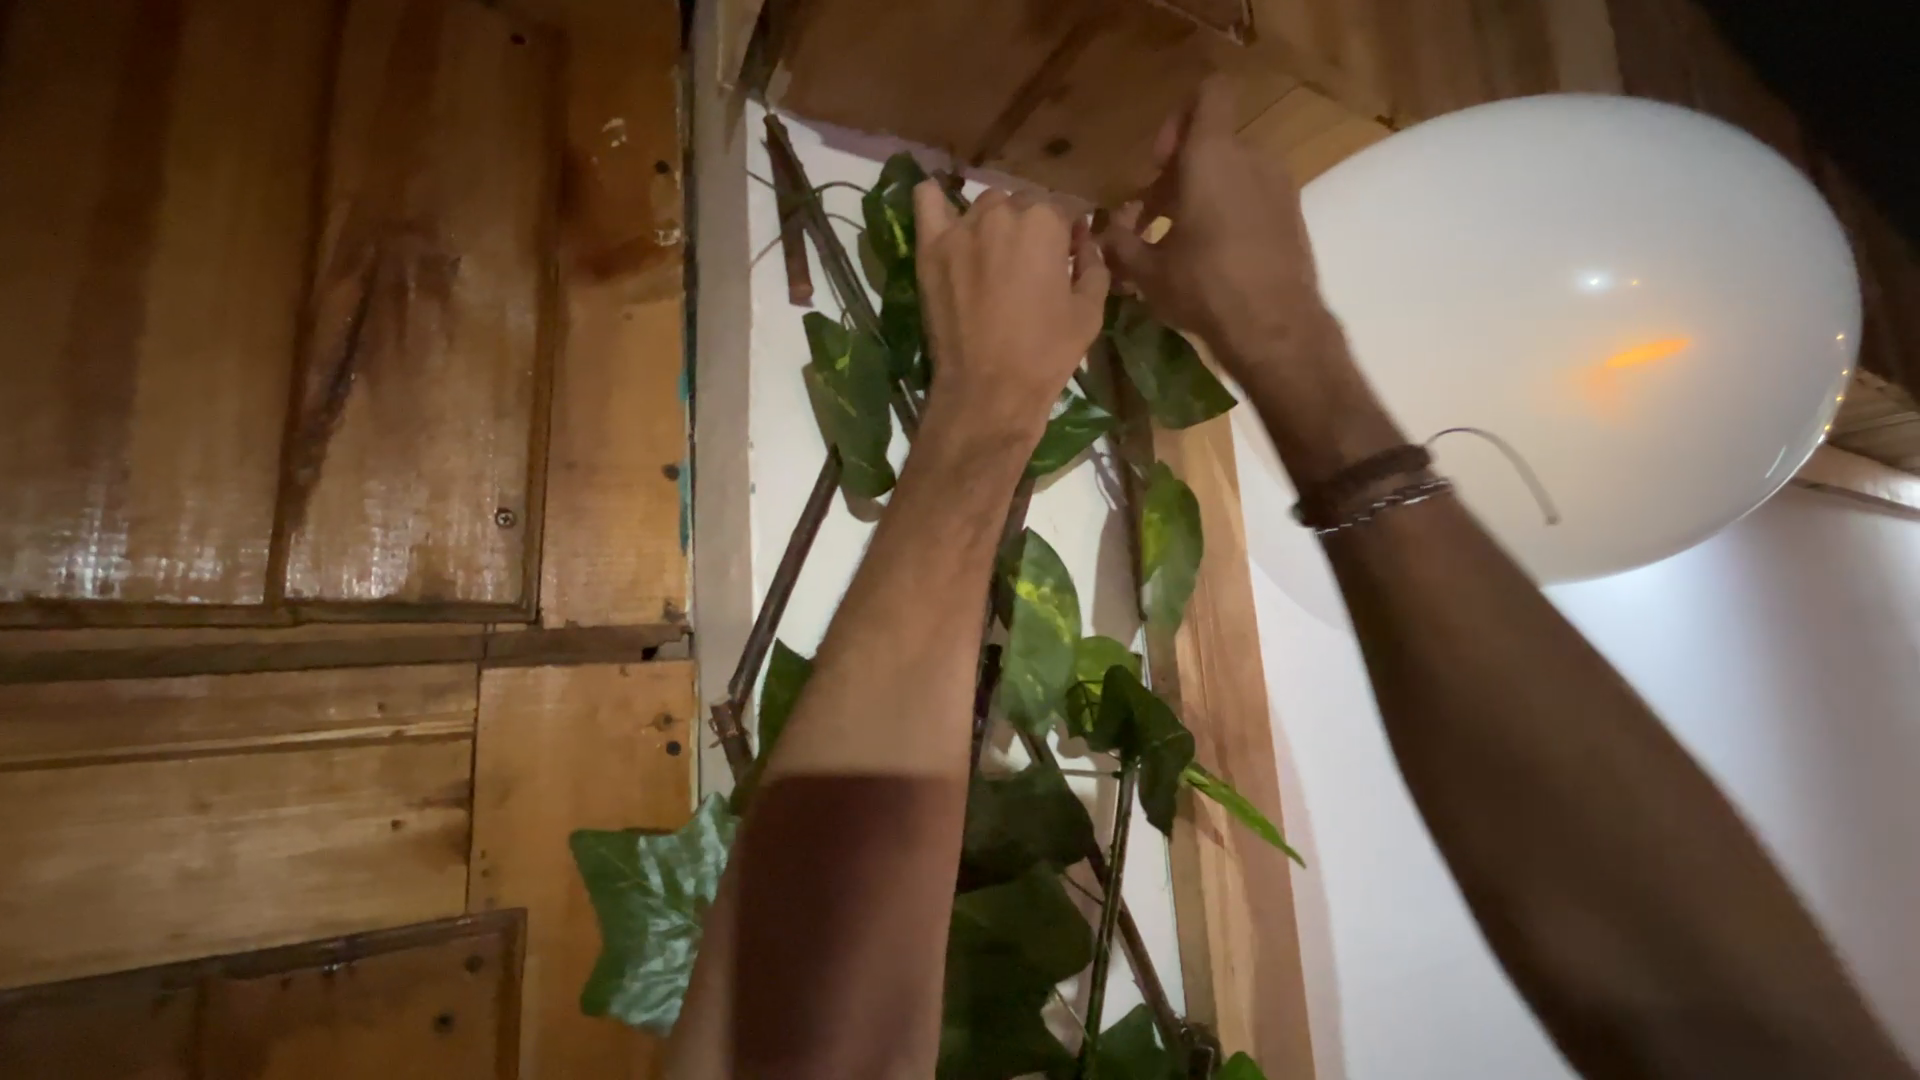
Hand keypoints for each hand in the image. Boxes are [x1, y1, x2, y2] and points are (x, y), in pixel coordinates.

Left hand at [914, 182, 1109, 438]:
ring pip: (983, 206)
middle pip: (1022, 204)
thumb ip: (1094, 265)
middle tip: (1031, 266)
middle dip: (1032, 228)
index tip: (1068, 256)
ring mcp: (961, 229)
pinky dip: (936, 200)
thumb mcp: (1090, 312)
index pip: (1062, 209)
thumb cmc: (1045, 355)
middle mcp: (1002, 214)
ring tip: (996, 256)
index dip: (1068, 234)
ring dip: (995, 222)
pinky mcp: (930, 249)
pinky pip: (927, 202)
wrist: (988, 391)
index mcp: (1045, 222)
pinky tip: (949, 217)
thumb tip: (1085, 242)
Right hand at [1097, 76, 1332, 376]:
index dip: (1177, 119)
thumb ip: (1120, 244)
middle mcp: (1251, 157)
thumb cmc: (1203, 287)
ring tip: (1178, 245)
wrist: (1273, 326)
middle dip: (1177, 177)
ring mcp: (1278, 185)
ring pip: (1232, 174)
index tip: (1157, 166)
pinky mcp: (1292, 215)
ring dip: (1201, 199)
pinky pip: (1252, 199)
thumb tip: (1103, 234)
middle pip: (1211, 145)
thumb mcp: (1147, 271)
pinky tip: (1211, 260)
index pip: (1206, 95)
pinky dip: (1228, 216)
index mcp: (1211, 156)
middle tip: (1151, 222)